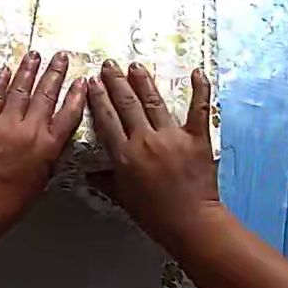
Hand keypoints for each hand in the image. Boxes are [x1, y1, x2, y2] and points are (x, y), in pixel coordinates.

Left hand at [0, 50, 85, 234]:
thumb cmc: (10, 202)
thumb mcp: (40, 180)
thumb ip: (47, 156)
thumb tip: (49, 140)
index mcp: (48, 147)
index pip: (68, 116)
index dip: (76, 96)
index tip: (82, 80)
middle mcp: (30, 130)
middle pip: (46, 95)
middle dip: (55, 73)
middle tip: (61, 56)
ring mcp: (5, 123)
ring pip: (21, 90)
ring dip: (29, 70)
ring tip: (35, 54)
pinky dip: (1, 82)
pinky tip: (6, 70)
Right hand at [86, 61, 221, 251]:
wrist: (190, 223)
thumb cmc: (153, 214)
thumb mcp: (122, 197)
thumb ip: (105, 181)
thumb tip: (88, 174)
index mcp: (124, 155)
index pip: (107, 119)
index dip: (98, 98)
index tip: (92, 81)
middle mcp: (145, 140)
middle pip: (126, 104)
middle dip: (116, 82)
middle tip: (109, 65)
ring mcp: (172, 137)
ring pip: (154, 102)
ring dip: (143, 81)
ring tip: (135, 66)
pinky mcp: (197, 138)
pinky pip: (198, 109)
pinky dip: (200, 89)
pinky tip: (197, 72)